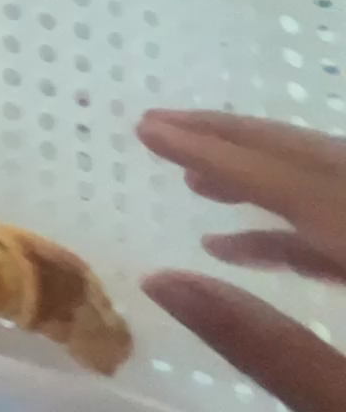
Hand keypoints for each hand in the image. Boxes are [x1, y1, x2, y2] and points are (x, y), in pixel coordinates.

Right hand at [139, 109, 345, 411]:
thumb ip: (273, 351)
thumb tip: (161, 279)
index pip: (313, 192)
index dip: (226, 156)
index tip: (149, 127)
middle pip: (343, 172)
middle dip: (249, 144)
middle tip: (165, 124)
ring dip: (273, 183)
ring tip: (195, 184)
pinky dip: (308, 232)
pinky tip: (242, 249)